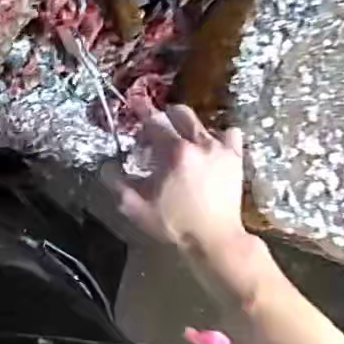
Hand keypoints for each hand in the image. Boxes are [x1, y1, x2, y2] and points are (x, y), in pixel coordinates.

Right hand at [109, 100, 249, 251]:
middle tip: (154, 137)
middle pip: (179, 112)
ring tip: (180, 148)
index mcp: (174, 152)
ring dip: (186, 129)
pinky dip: (217, 136)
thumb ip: (115, 182)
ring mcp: (221, 149)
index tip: (134, 103)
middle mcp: (199, 143)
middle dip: (163, 118)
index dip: (141, 111)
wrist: (214, 240)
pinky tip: (208, 150)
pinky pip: (229, 134)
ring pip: (201, 123)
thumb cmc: (173, 224)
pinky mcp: (236, 159)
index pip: (154, 120)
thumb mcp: (134, 206)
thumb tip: (107, 165)